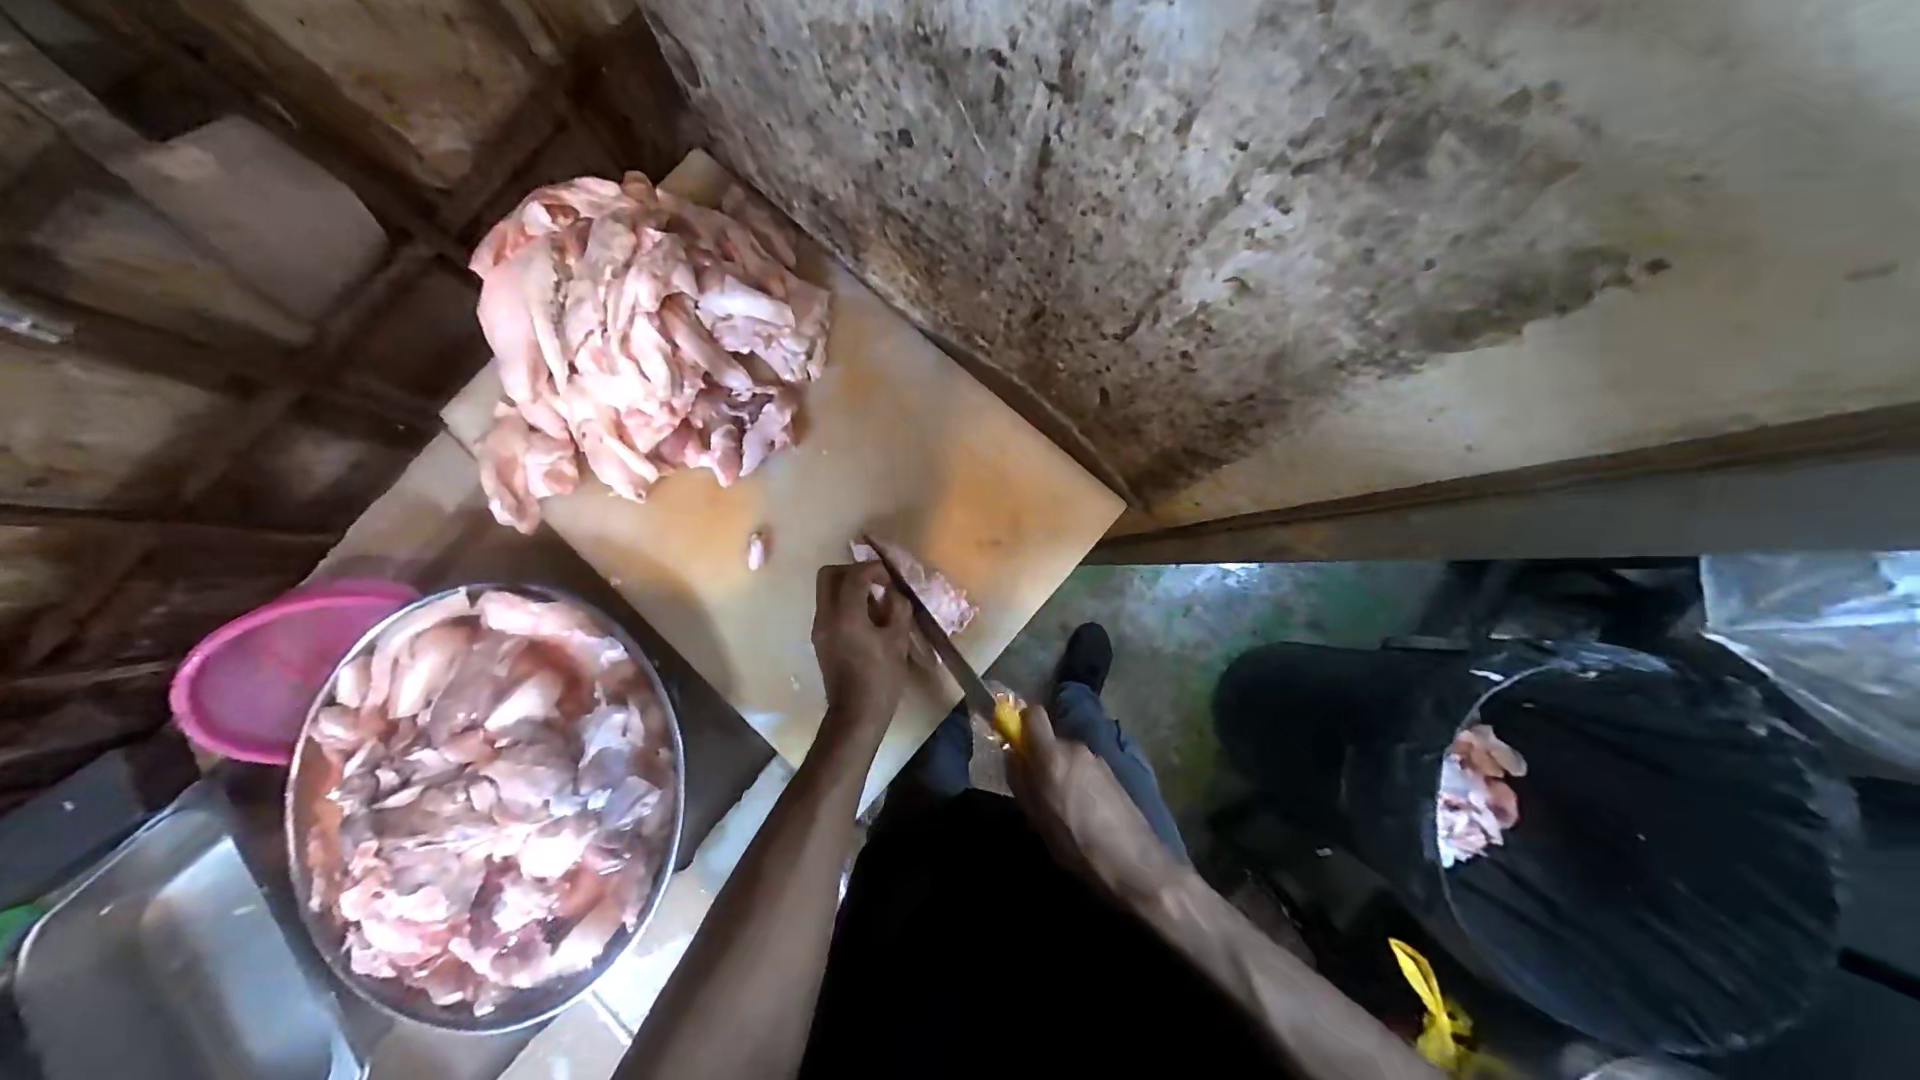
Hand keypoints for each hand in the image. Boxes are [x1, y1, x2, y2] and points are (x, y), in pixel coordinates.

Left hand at [811, 562, 912, 742]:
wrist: (856, 713)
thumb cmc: (881, 679)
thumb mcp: (898, 641)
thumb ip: (897, 609)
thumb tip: (892, 593)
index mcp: (846, 616)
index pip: (854, 576)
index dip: (873, 569)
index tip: (889, 578)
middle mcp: (826, 617)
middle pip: (828, 575)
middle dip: (852, 571)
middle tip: (874, 582)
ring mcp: (819, 628)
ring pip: (825, 590)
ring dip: (847, 586)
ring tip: (873, 601)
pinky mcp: (819, 639)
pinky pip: (828, 607)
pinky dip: (844, 602)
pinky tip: (866, 618)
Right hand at [1008, 704, 1179, 904]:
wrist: (1133, 862)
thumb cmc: (1077, 844)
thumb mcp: (1038, 818)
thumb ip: (1021, 781)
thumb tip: (1012, 755)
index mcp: (1052, 756)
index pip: (1033, 714)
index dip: (1021, 724)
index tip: (1016, 746)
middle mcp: (1076, 748)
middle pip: (1050, 740)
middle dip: (1041, 757)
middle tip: (1039, 791)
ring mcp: (1097, 759)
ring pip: (1067, 756)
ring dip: (1060, 771)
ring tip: (1063, 807)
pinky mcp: (1112, 773)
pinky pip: (1083, 768)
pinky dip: (1077, 780)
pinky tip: (1084, 811)